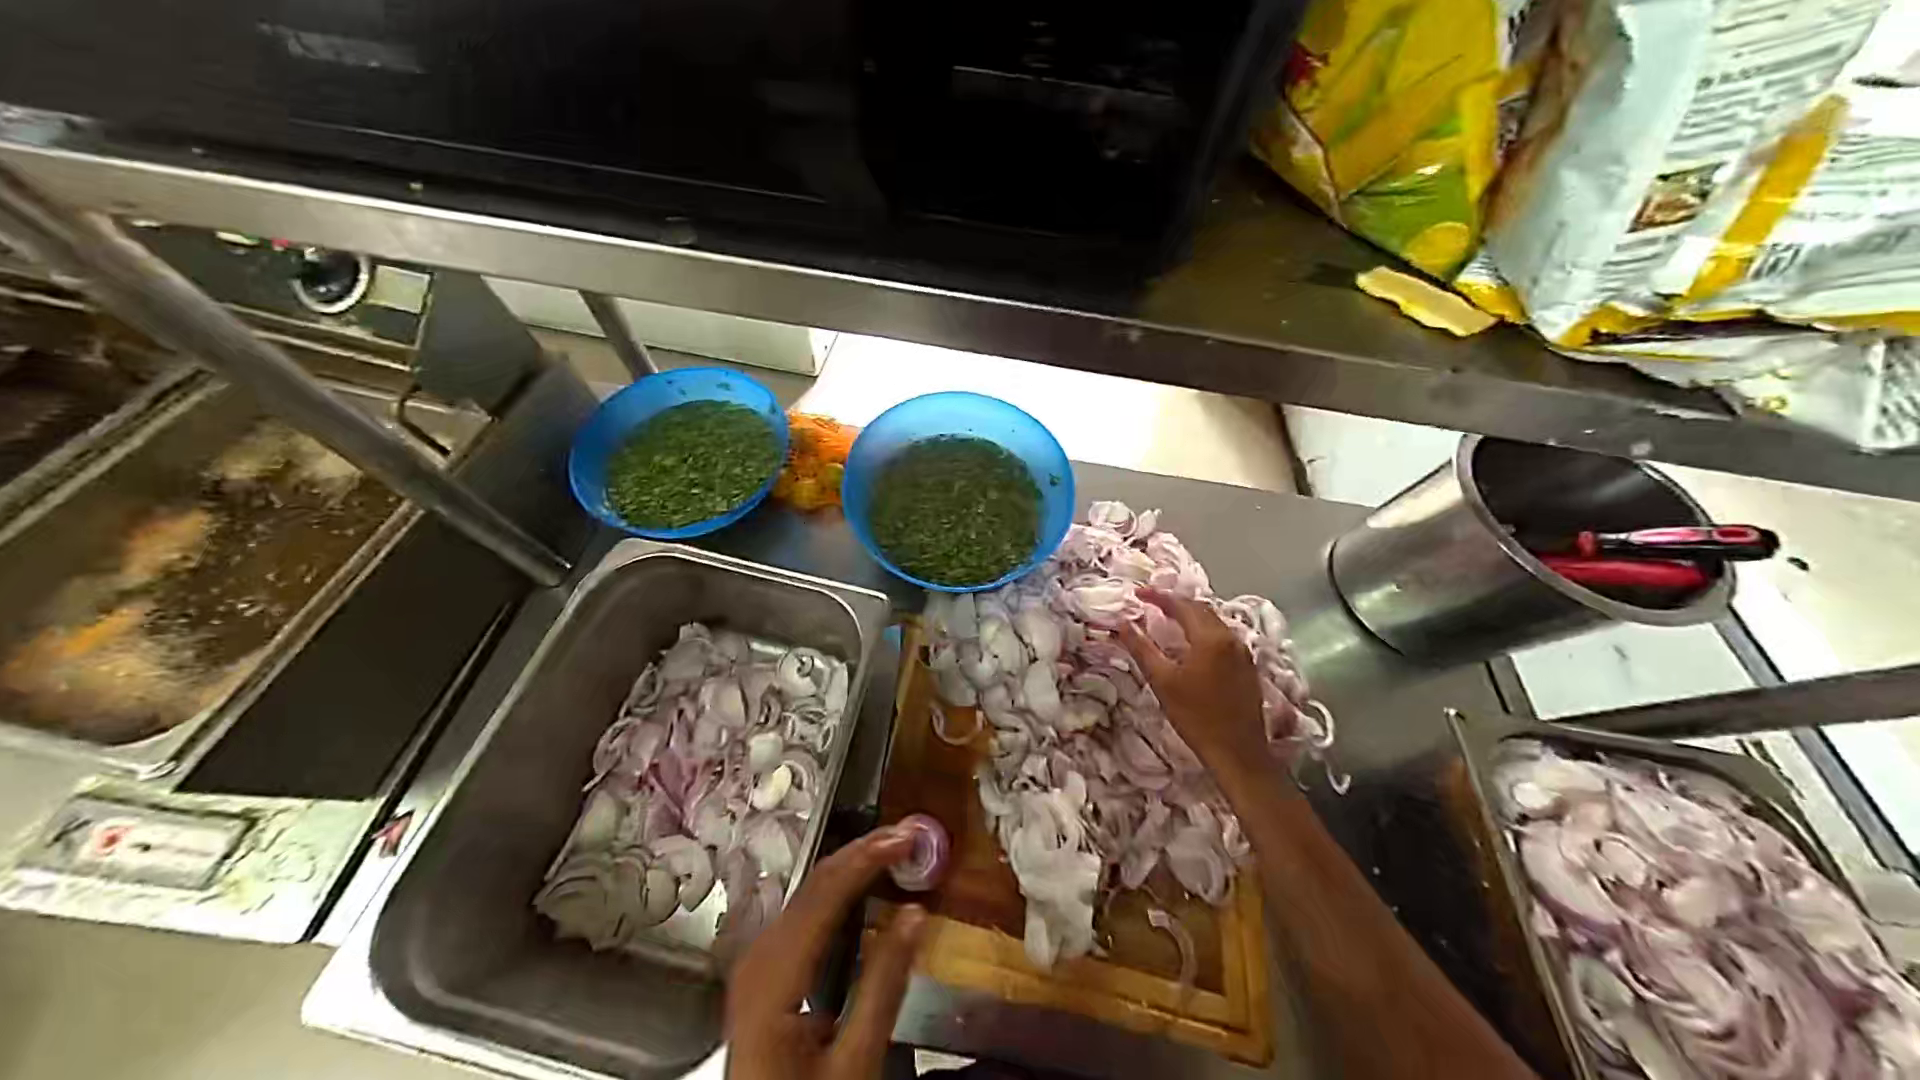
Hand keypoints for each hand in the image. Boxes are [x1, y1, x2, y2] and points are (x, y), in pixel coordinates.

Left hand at [725, 826, 928, 1079]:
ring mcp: (757, 962)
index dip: (867, 857)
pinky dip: (839, 891)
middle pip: (813, 886)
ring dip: (853, 866)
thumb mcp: (854, 1063)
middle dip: (863, 853)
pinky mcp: (765, 970)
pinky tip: (863, 882)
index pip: (824, 894)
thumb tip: (916, 913)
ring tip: (894, 849)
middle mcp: (757, 958)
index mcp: (771, 978)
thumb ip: (884, 986)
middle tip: (908, 834)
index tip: (906, 836)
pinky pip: (804, 913)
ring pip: (808, 893)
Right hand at [1118, 589, 1266, 769]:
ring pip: (1213, 622)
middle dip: (1175, 603)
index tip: (1137, 594)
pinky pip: (1222, 636)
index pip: (1181, 605)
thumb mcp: (1162, 681)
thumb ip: (1141, 648)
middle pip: (1200, 609)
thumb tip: (1123, 623)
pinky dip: (1203, 631)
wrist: (1237, 752)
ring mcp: (1243, 653)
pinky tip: (1191, 643)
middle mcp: (1230, 638)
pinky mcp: (1247, 667)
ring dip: (1190, 616)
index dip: (1158, 596)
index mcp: (1210, 638)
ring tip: (1167, 619)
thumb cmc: (1195, 716)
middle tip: (1150, 603)